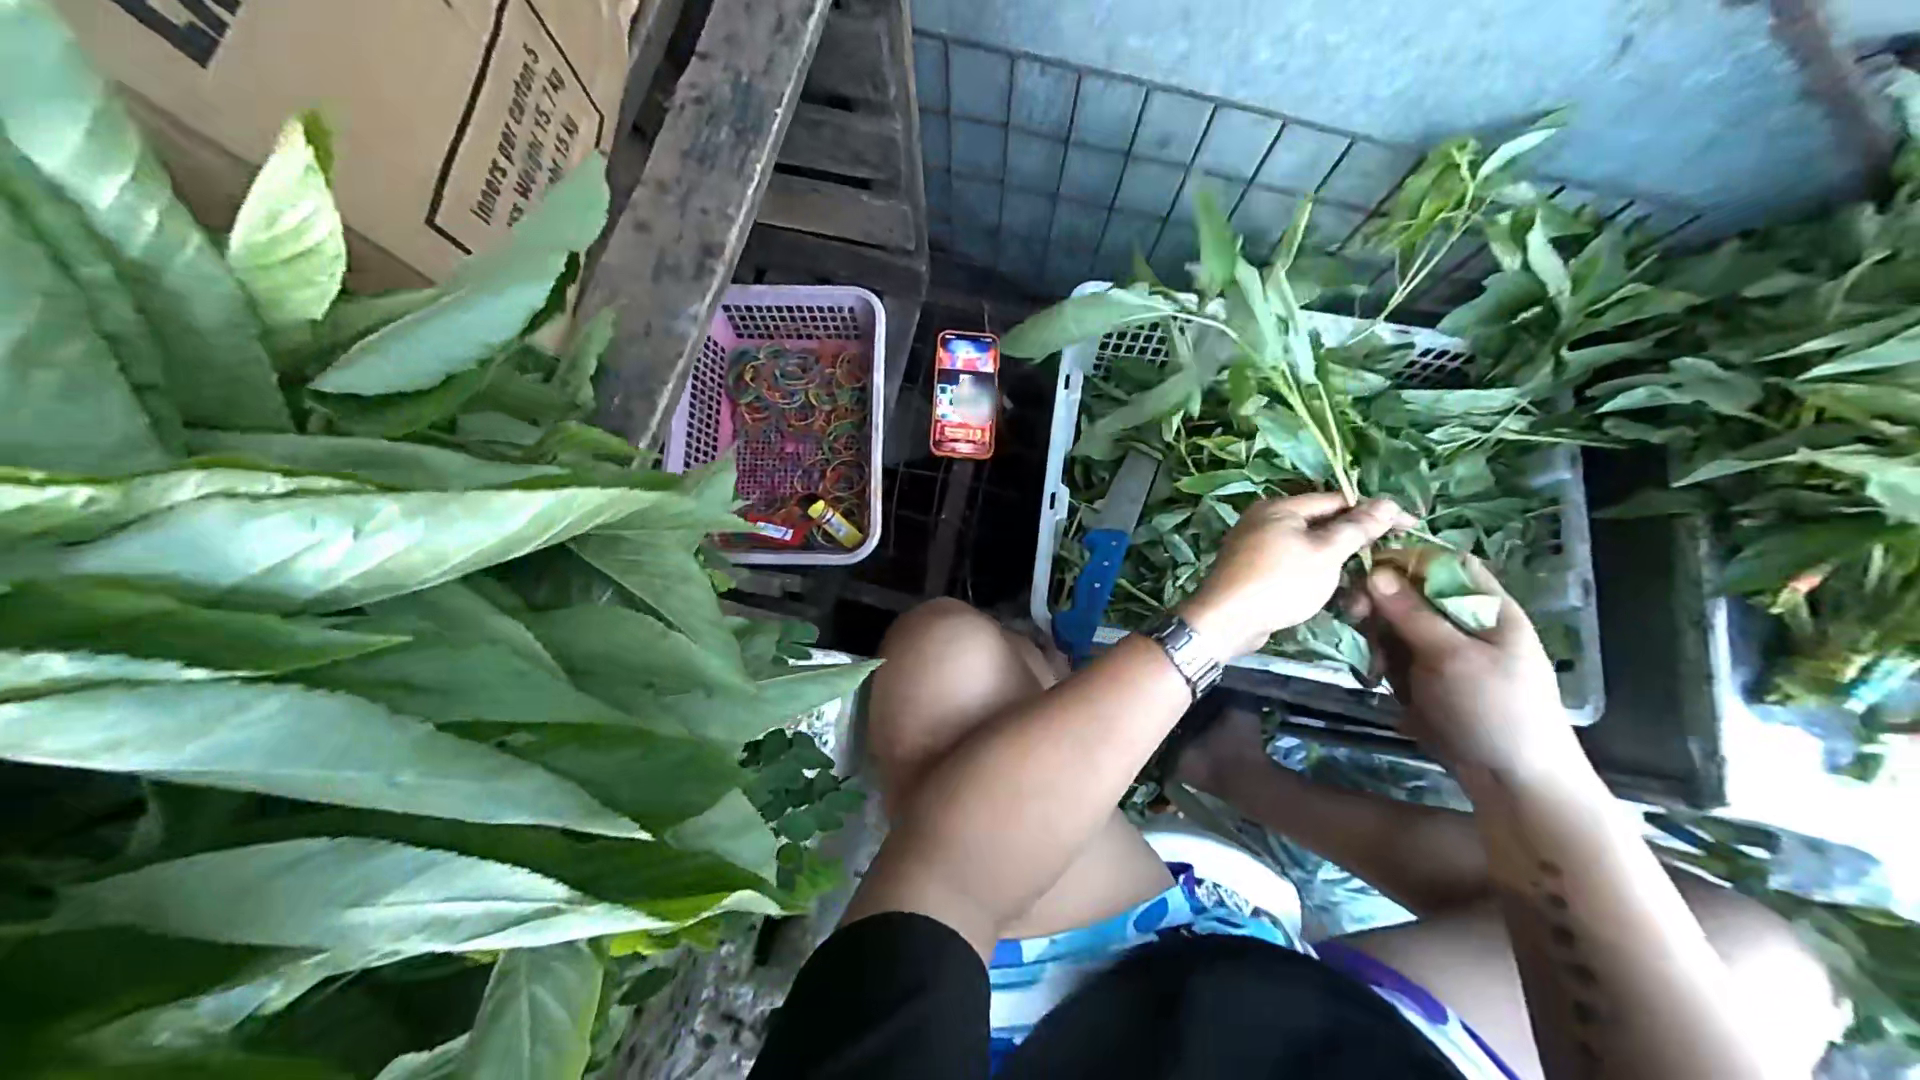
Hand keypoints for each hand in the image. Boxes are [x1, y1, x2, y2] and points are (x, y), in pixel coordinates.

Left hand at [1179, 494, 1411, 656]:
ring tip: (1367, 577)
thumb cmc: (1279, 582)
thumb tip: (1387, 502)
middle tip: (1391, 554)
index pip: (1337, 500)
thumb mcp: (1324, 553)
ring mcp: (1257, 545)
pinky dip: (1317, 574)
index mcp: (1281, 507)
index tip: (1409, 525)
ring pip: (1310, 547)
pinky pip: (1295, 565)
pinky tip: (1337, 590)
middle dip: (1356, 539)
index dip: (1374, 511)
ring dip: (1339, 561)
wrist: (1226, 621)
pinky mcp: (1256, 570)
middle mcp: (1265, 520)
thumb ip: (1355, 528)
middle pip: (1322, 523)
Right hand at [1359, 557, 1590, 782]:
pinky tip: (1376, 680)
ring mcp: (1442, 651)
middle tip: (1355, 618)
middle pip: (1409, 592)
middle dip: (1378, 602)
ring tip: (1374, 664)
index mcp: (1486, 608)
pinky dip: (1379, 661)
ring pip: (1393, 623)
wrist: (1512, 780)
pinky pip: (1391, 653)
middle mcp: (1462, 622)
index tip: (1365, 573)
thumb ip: (1412, 613)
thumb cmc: (1495, 710)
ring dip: (1375, 637)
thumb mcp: (1452, 657)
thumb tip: (1375, 571)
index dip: (1405, 562)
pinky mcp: (1425, 676)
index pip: (1443, 563)